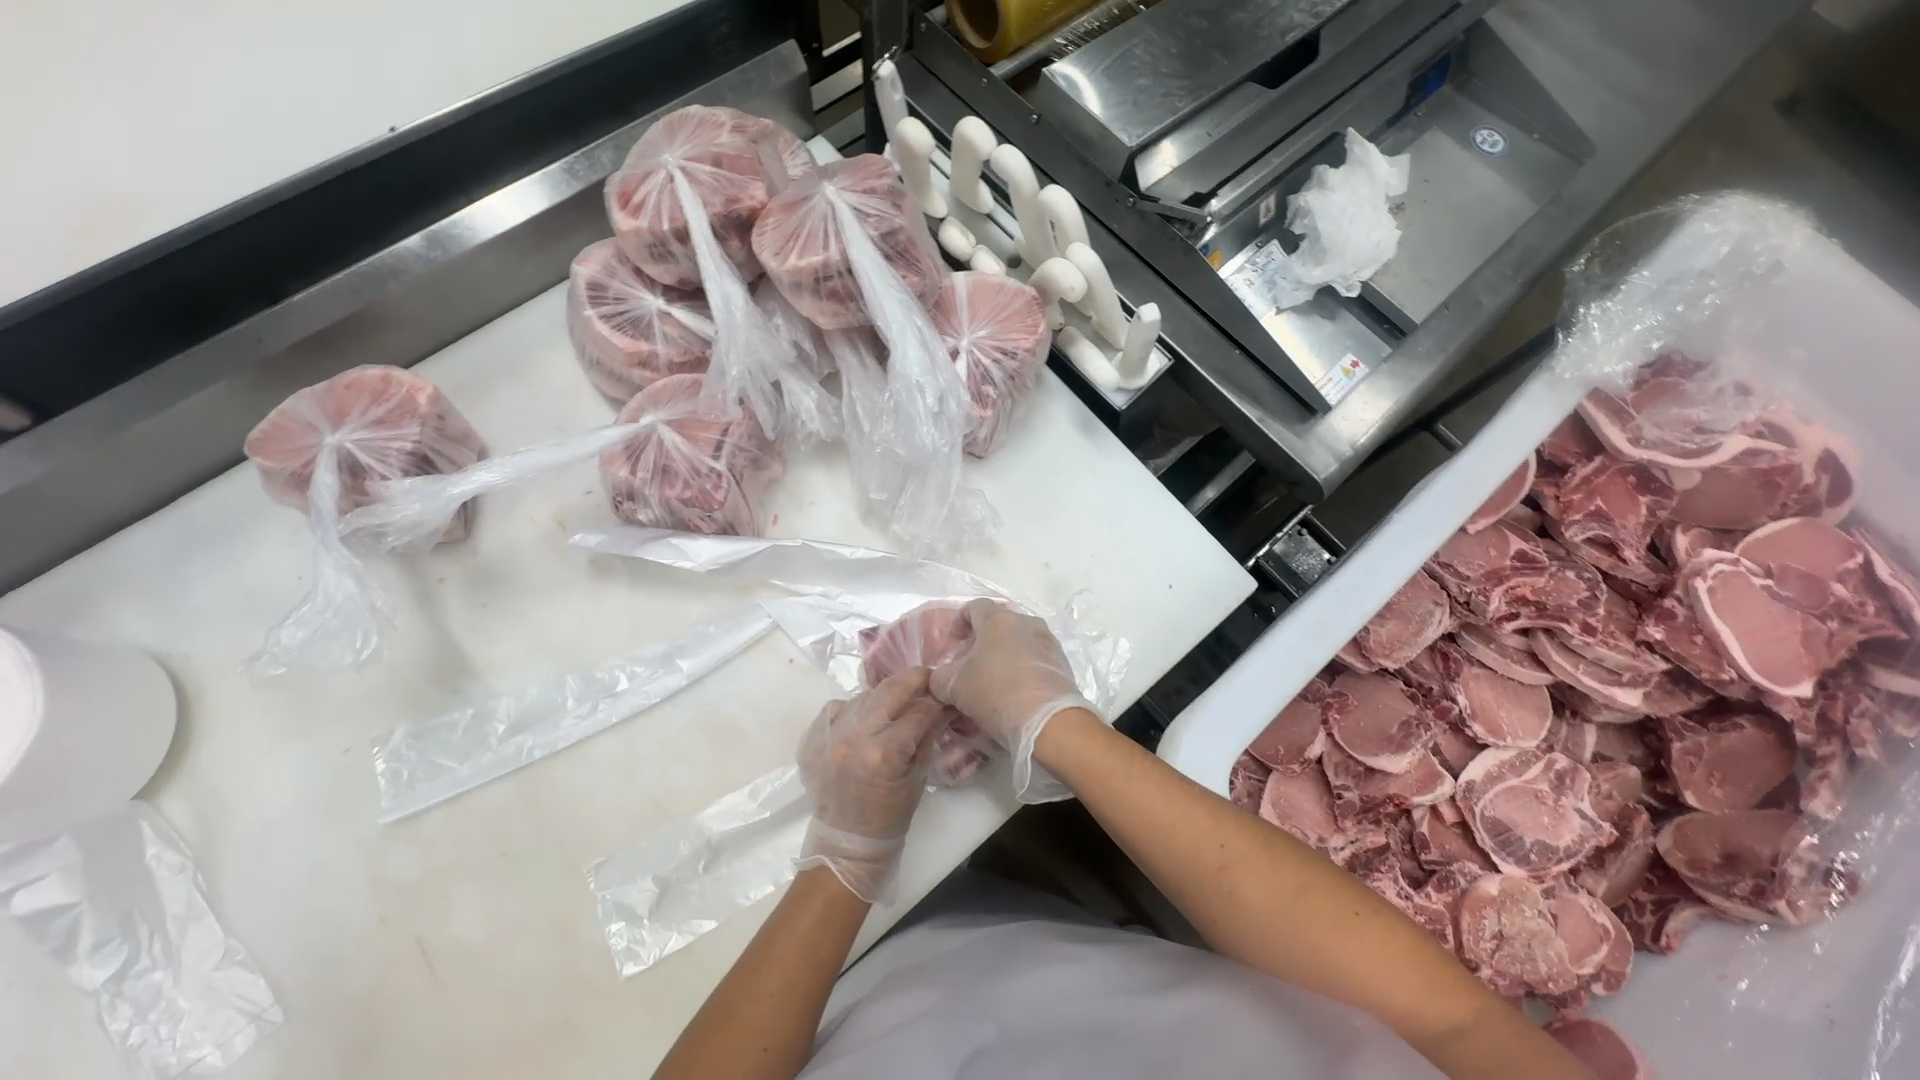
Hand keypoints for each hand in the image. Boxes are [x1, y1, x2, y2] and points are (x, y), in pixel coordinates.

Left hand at [795, 667, 948, 901]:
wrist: (846, 844)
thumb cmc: (890, 816)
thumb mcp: (918, 776)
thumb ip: (927, 734)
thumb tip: (942, 703)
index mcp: (884, 753)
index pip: (919, 710)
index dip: (937, 698)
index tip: (946, 691)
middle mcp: (853, 738)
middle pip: (889, 690)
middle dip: (912, 679)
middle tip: (926, 677)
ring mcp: (828, 737)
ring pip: (862, 695)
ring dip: (883, 697)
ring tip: (895, 705)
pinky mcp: (810, 739)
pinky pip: (836, 708)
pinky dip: (853, 710)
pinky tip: (863, 723)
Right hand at [929, 599, 1095, 801]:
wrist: (1049, 722)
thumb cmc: (995, 693)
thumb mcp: (953, 687)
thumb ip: (939, 677)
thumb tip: (939, 678)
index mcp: (998, 620)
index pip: (975, 607)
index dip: (960, 621)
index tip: (953, 641)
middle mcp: (1027, 623)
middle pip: (999, 624)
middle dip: (983, 641)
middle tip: (970, 664)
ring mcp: (1049, 642)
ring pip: (1020, 641)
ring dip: (1004, 655)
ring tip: (993, 680)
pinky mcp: (1063, 664)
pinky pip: (1036, 659)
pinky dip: (1022, 669)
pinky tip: (1014, 692)